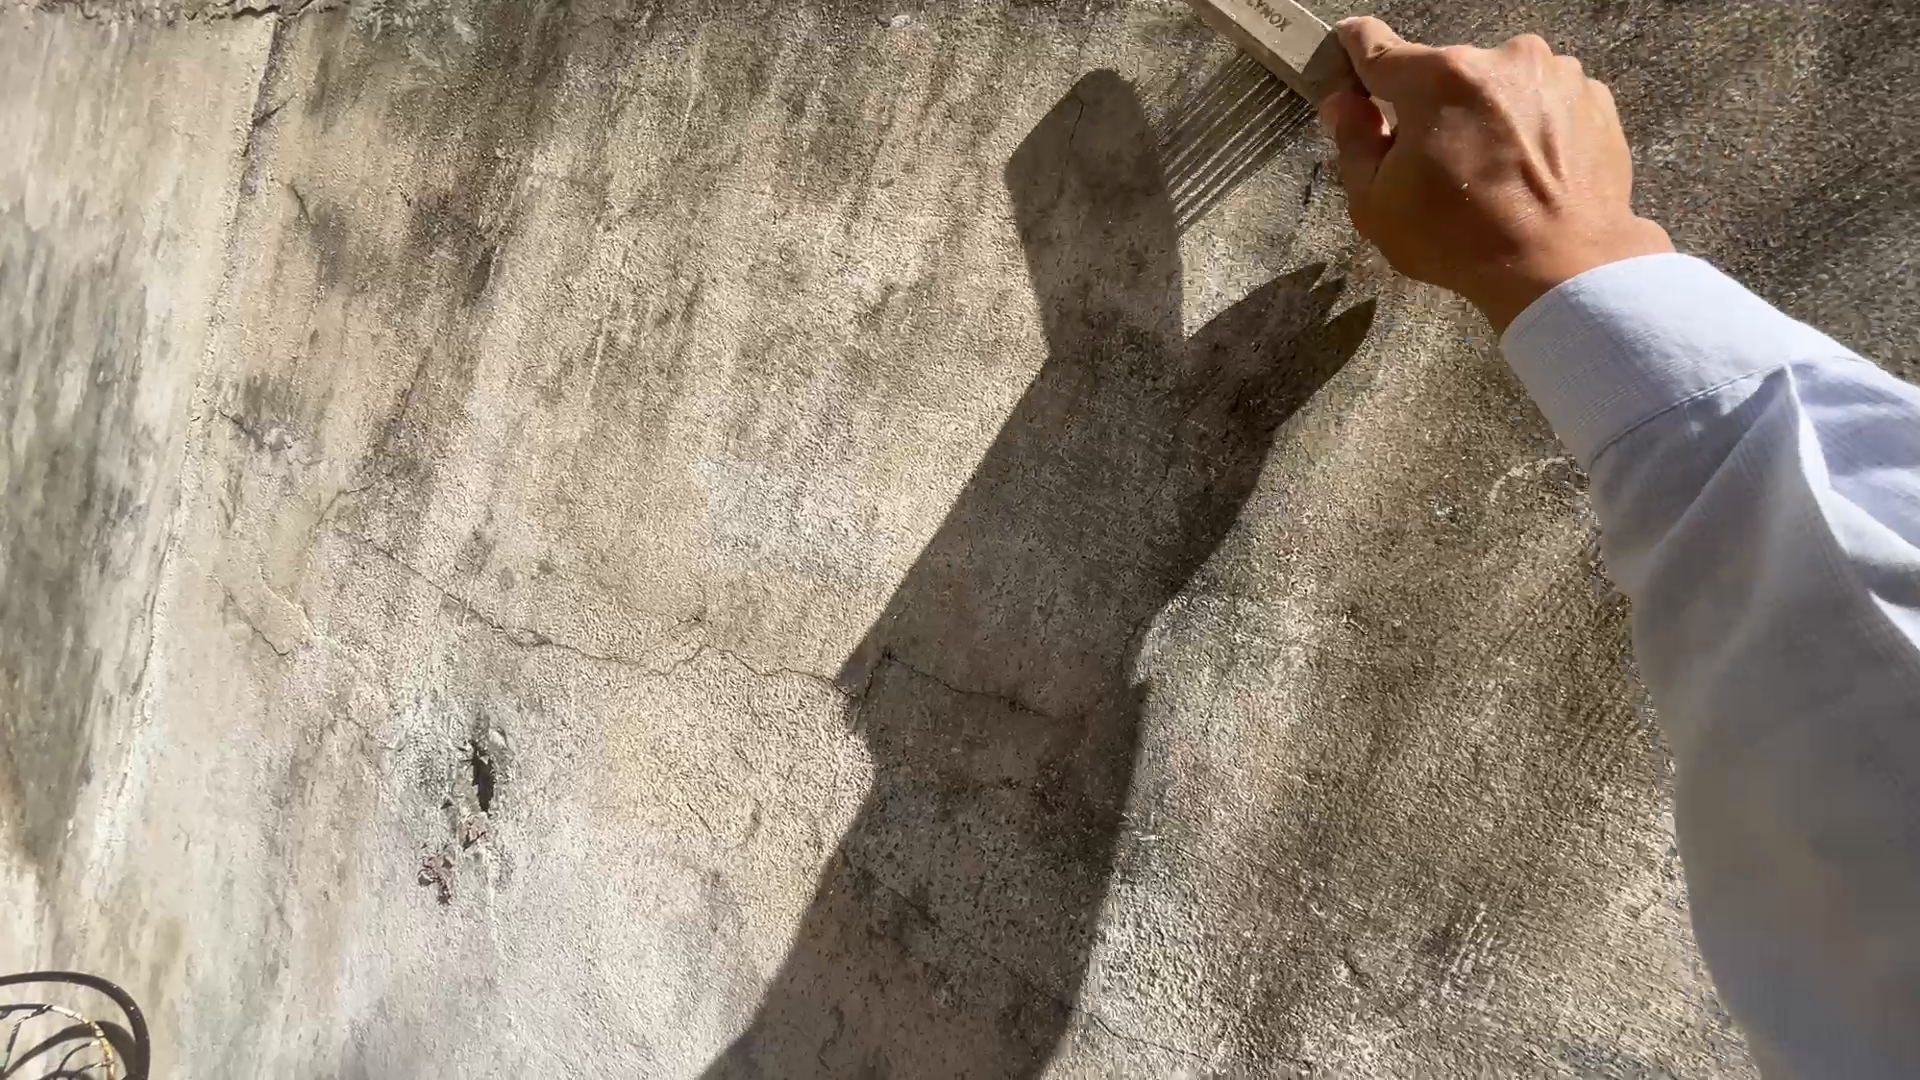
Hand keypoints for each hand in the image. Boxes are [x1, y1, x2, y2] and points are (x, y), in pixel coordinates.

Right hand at [1319, 18, 1672, 329]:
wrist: (1558, 261)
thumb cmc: (1454, 238)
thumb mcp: (1375, 203)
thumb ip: (1354, 142)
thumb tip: (1341, 103)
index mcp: (1439, 80)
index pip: (1380, 51)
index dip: (1355, 47)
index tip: (1344, 38)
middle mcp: (1502, 57)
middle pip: (1441, 79)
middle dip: (1424, 112)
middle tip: (1422, 170)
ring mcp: (1555, 72)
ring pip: (1492, 90)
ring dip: (1475, 121)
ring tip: (1479, 179)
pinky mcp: (1591, 95)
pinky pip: (1536, 105)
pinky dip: (1519, 131)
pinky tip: (1515, 176)